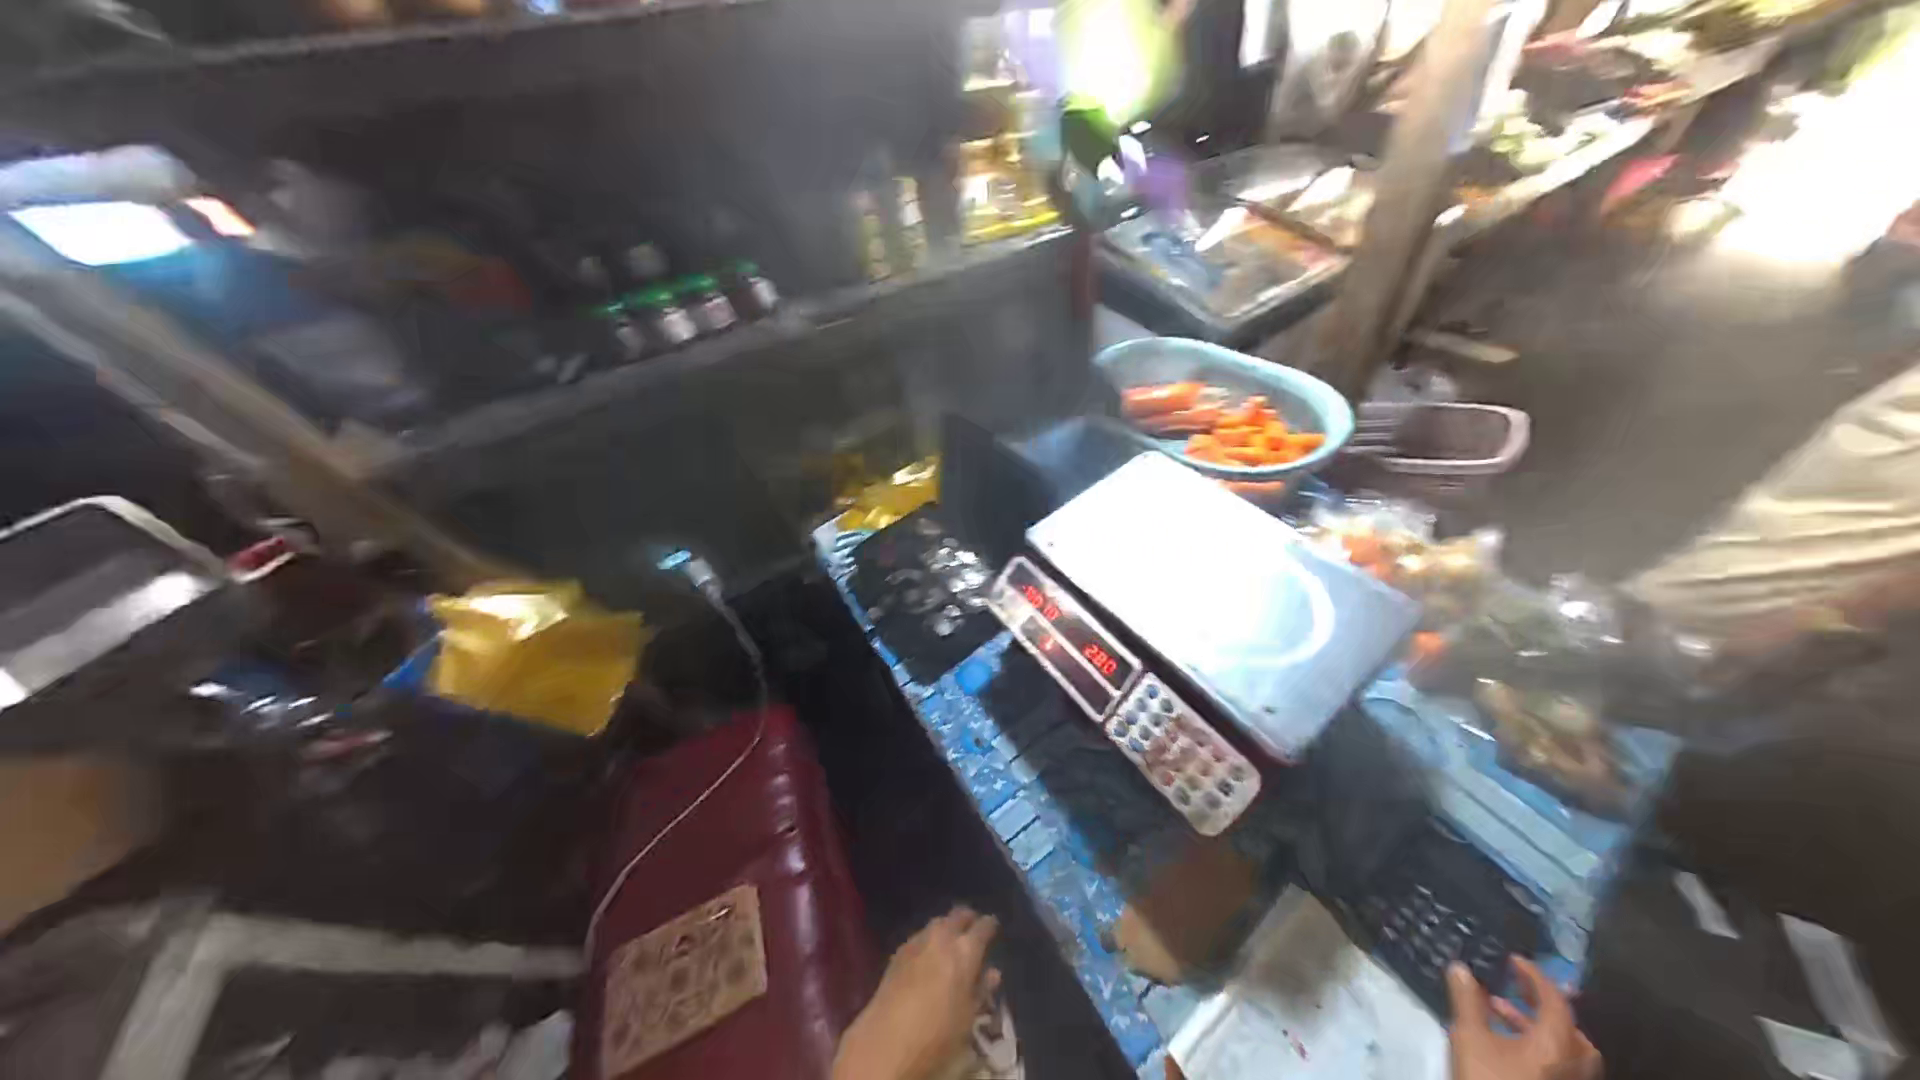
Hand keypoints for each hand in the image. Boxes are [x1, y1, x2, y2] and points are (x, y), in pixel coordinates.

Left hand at [832, 906, 1000, 1079]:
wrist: (887, 1040)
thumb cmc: (937, 1034)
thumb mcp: (969, 1018)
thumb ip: (981, 990)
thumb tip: (992, 972)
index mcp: (965, 950)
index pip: (984, 926)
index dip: (990, 926)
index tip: (994, 929)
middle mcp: (942, 936)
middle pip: (959, 915)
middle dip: (968, 919)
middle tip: (973, 930)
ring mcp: (918, 940)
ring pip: (938, 922)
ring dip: (948, 927)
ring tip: (951, 942)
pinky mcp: (899, 950)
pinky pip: (921, 935)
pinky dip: (930, 939)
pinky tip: (929, 955)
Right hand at [1447, 957, 1601, 1079]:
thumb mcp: (1470, 1037)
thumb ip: (1467, 1001)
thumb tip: (1461, 968)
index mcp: (1555, 1046)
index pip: (1555, 1003)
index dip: (1536, 978)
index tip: (1513, 961)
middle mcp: (1571, 1066)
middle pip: (1571, 1030)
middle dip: (1544, 1005)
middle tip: (1516, 987)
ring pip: (1566, 1051)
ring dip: (1537, 1025)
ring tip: (1500, 1010)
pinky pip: (1557, 1065)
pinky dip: (1536, 1046)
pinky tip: (1505, 1044)